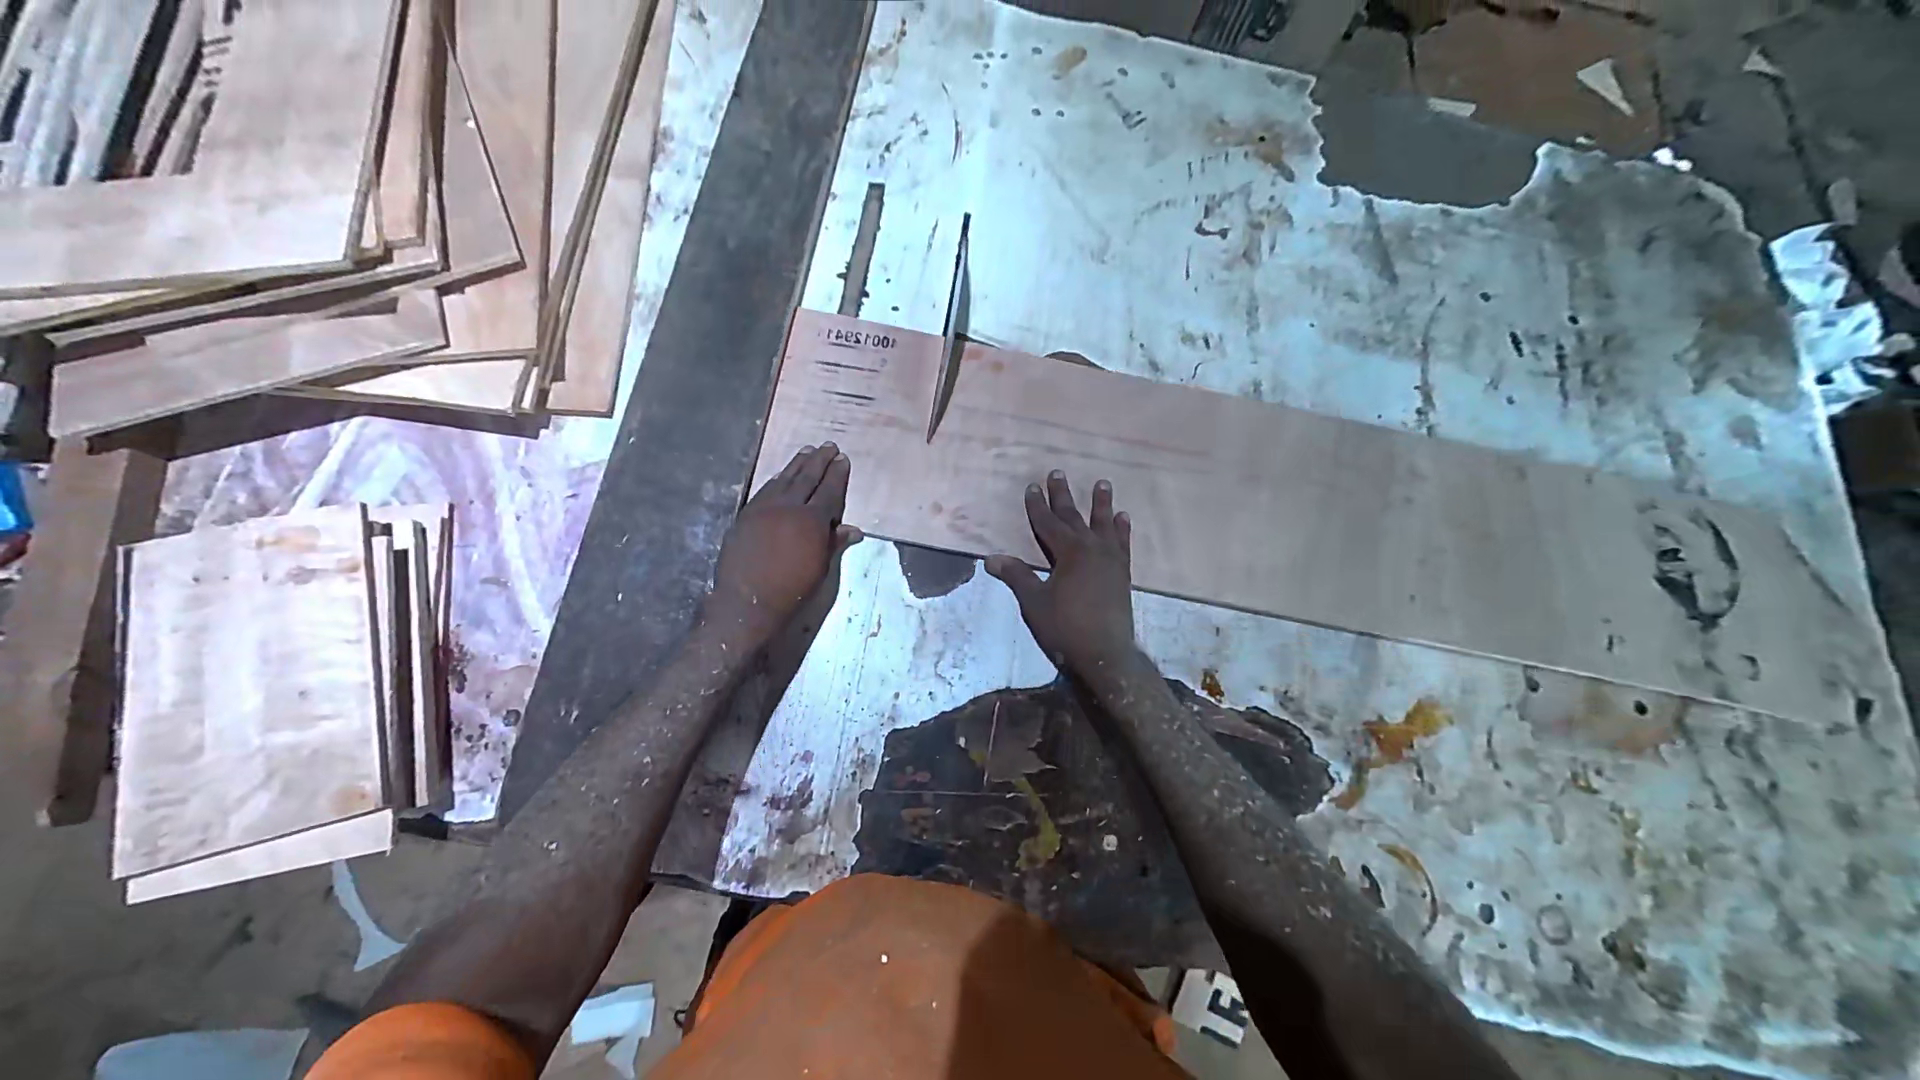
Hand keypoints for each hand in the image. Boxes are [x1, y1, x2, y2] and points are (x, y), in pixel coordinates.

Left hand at [706, 444, 861, 648]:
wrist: (747, 601)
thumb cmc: (792, 590)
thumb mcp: (820, 569)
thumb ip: (834, 543)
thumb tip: (853, 529)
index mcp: (812, 521)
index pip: (828, 490)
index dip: (837, 475)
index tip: (842, 459)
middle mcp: (788, 508)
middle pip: (806, 478)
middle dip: (819, 461)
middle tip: (828, 446)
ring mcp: (763, 509)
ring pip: (784, 479)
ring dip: (797, 464)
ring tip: (806, 451)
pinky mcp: (746, 516)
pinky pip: (765, 490)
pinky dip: (776, 480)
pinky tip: (780, 476)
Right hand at [987, 471, 1137, 676]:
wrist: (1105, 654)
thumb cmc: (1065, 628)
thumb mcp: (1034, 602)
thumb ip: (1017, 576)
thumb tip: (991, 558)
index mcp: (1069, 552)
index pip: (1048, 523)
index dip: (1037, 506)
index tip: (1032, 487)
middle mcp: (1092, 549)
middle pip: (1074, 517)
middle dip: (1063, 496)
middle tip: (1058, 473)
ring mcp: (1111, 560)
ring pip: (1103, 525)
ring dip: (1101, 504)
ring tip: (1103, 484)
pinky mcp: (1122, 573)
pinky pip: (1122, 544)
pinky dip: (1121, 530)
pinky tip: (1123, 518)